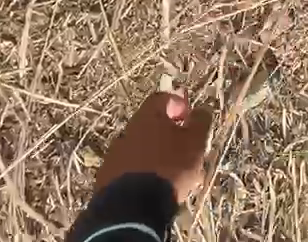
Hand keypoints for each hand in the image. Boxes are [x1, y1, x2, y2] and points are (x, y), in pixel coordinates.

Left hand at [94, 91, 213, 198]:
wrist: (131, 209)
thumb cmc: (170, 167)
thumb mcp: (195, 142)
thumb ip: (200, 121)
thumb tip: (201, 110)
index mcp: (148, 117)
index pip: (162, 98)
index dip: (177, 103)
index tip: (188, 117)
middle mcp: (127, 131)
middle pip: (149, 124)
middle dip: (166, 132)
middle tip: (182, 146)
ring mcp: (113, 155)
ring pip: (138, 148)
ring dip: (153, 153)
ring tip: (169, 171)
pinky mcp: (105, 179)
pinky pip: (127, 168)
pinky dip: (140, 171)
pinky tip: (151, 185)